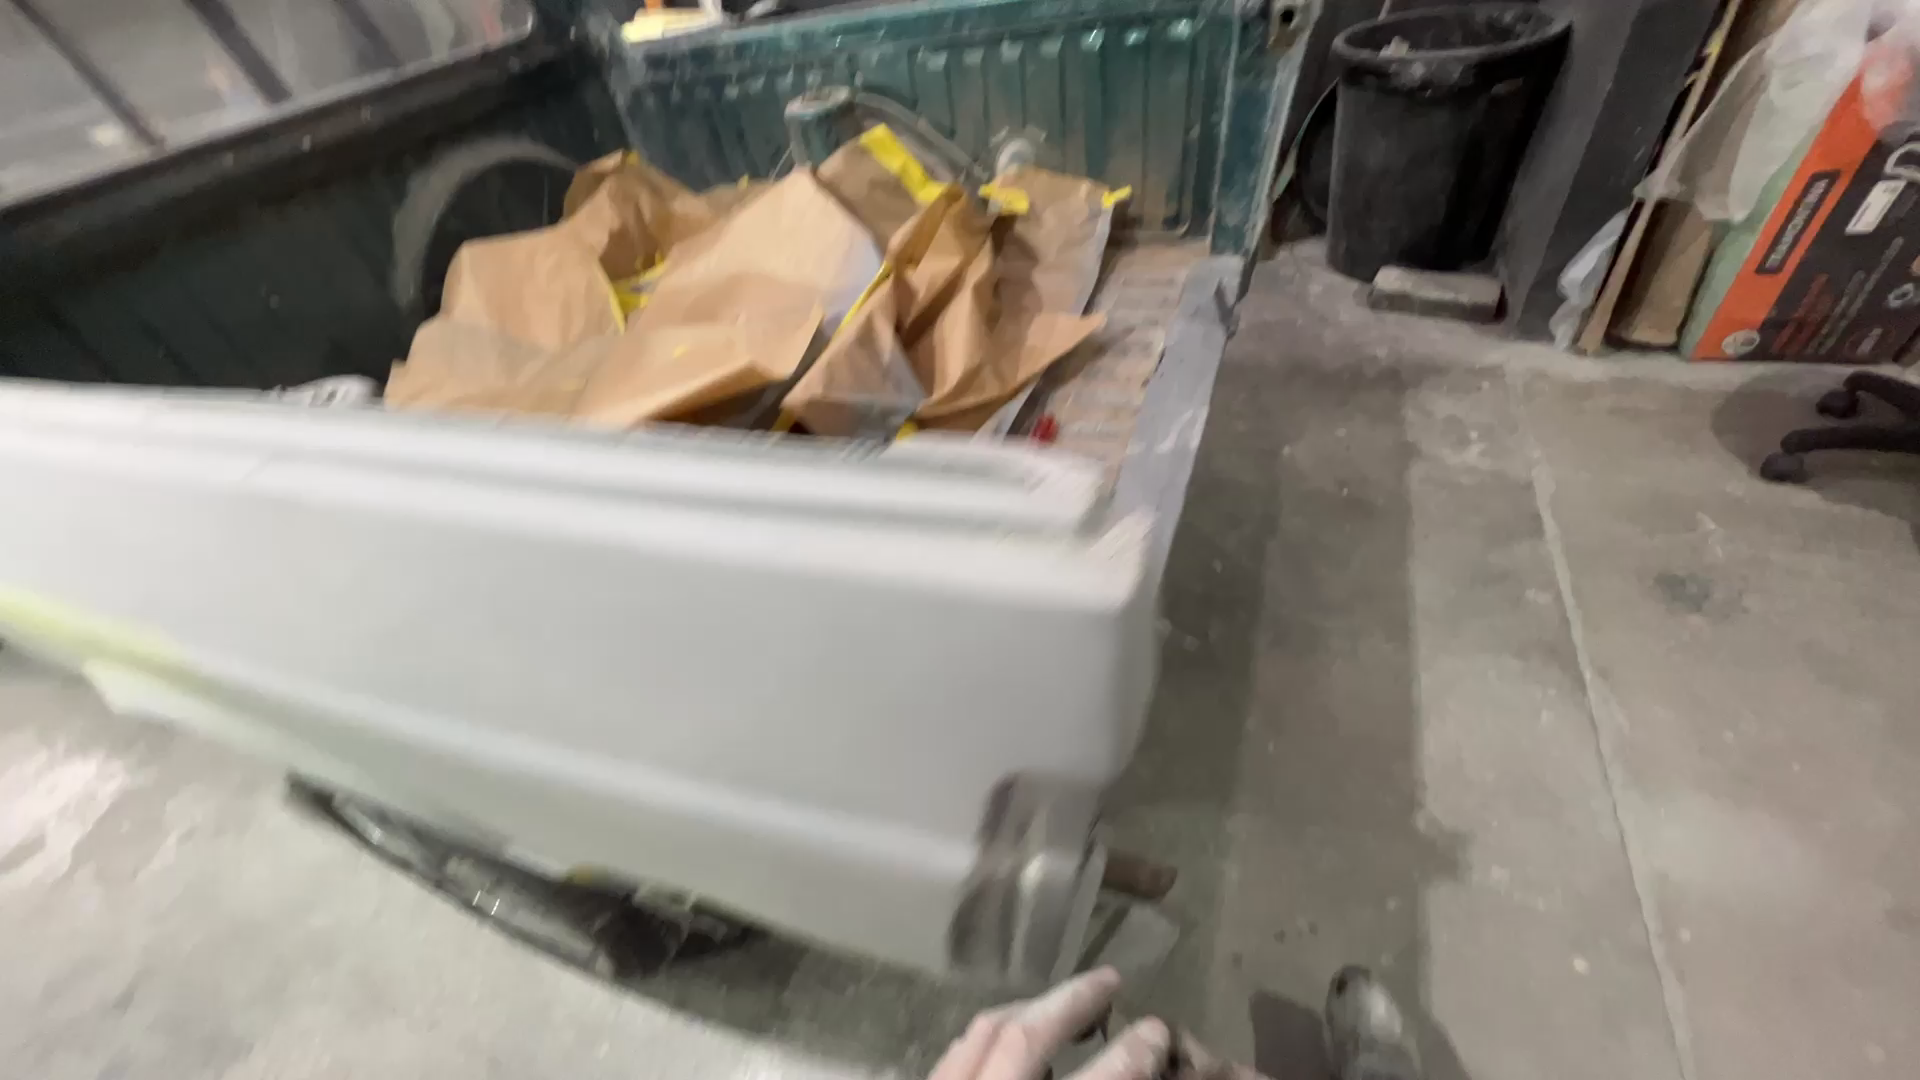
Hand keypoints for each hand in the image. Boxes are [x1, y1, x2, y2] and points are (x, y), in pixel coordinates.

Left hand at [929, 967, 1169, 1079]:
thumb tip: (1135, 1062)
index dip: (1128, 1057)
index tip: (1158, 1030)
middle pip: (1024, 1035)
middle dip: (1071, 1000)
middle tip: (1109, 979)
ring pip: (984, 1030)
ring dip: (1031, 1008)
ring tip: (1066, 1002)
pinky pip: (957, 1051)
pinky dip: (991, 1032)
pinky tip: (1012, 1030)